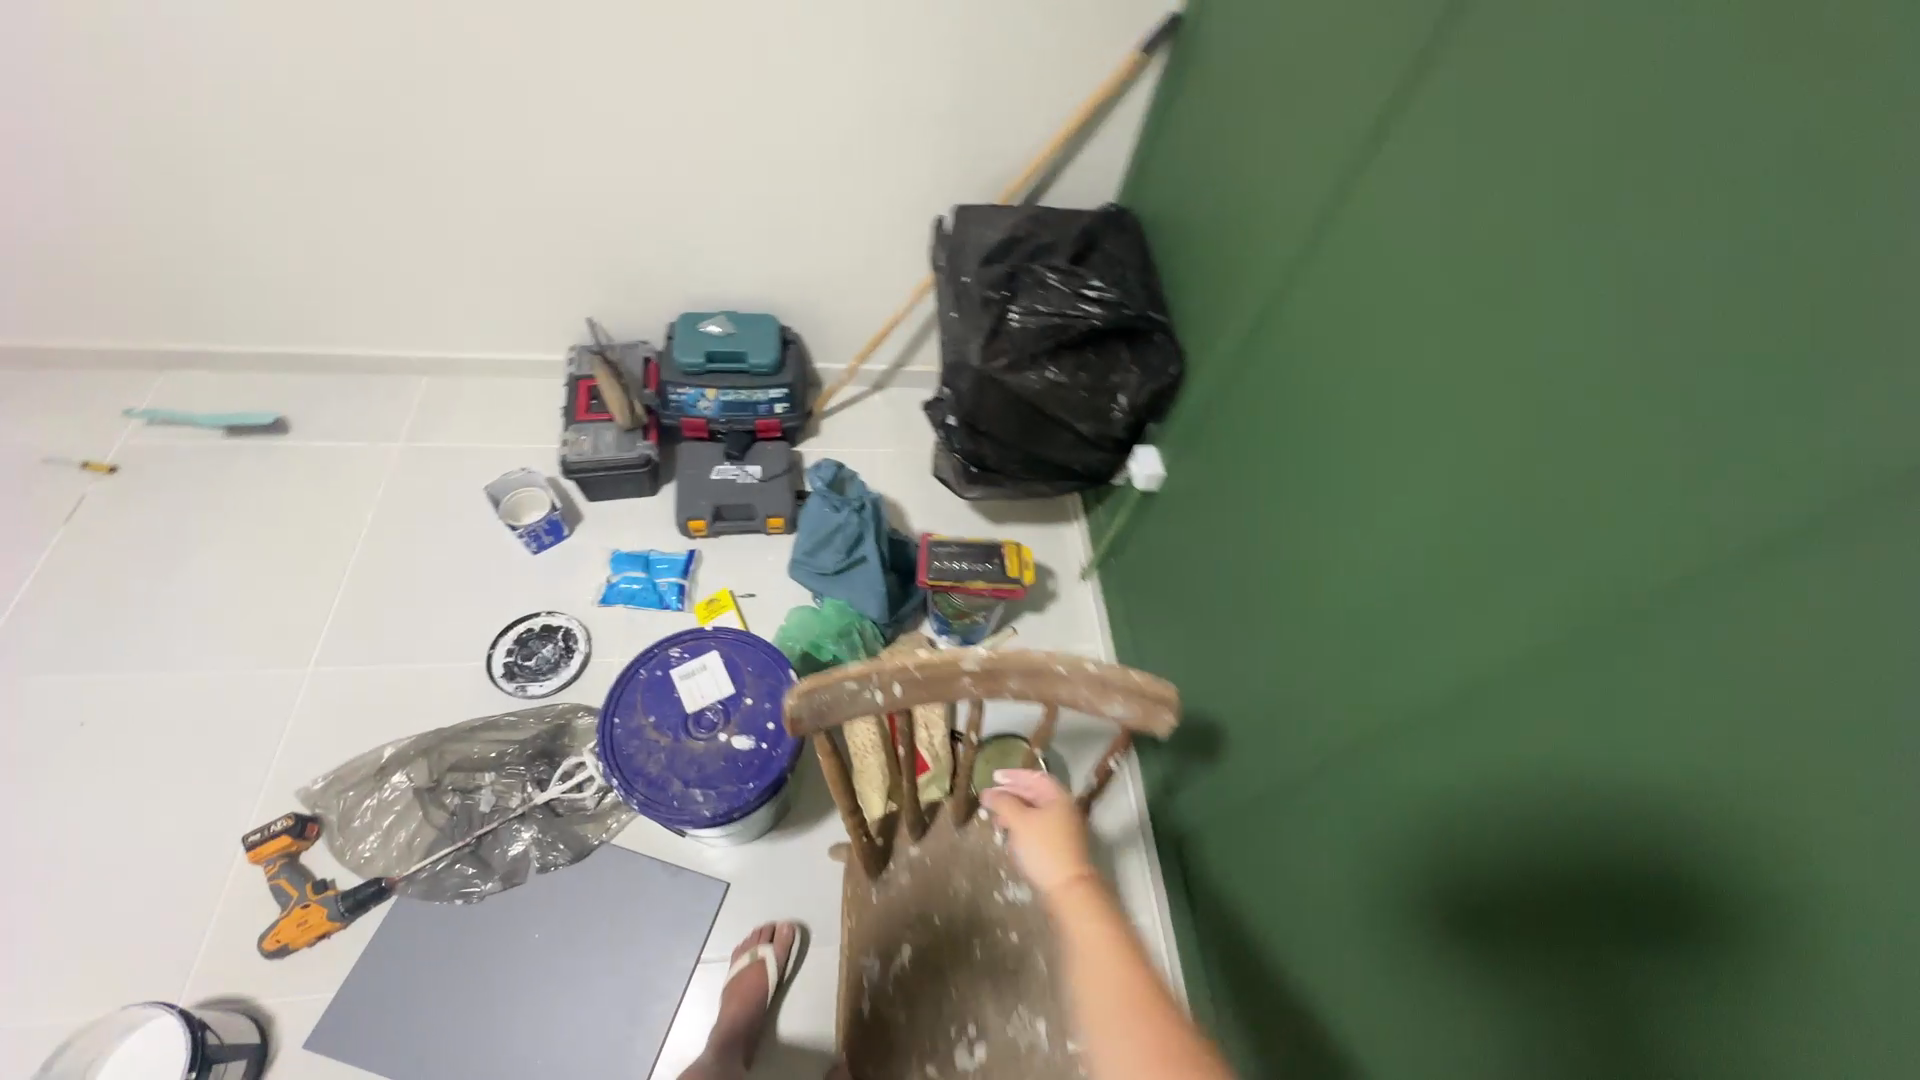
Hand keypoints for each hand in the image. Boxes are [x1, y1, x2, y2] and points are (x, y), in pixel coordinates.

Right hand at [980, 769, 1097, 897]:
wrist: (1068, 888)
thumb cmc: (1043, 848)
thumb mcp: (1019, 821)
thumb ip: (1002, 803)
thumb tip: (988, 792)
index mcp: (1058, 796)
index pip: (1035, 777)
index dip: (1013, 775)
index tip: (994, 777)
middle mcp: (1063, 808)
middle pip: (1035, 793)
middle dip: (1011, 794)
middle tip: (990, 797)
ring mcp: (1063, 828)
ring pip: (1035, 812)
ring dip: (1014, 811)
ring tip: (995, 818)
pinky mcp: (1059, 846)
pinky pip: (1037, 827)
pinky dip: (1021, 825)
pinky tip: (1009, 834)